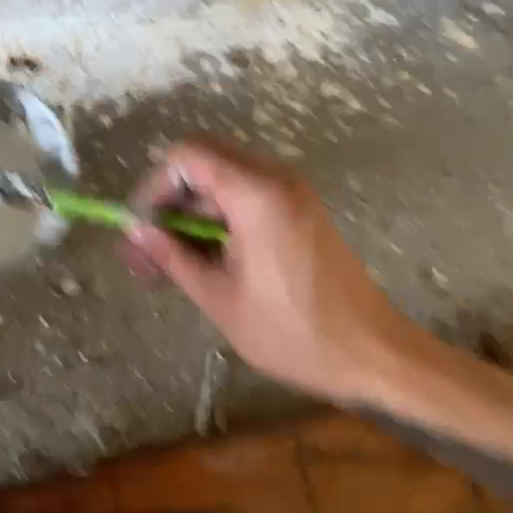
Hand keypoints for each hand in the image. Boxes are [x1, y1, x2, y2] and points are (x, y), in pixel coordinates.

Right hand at [124, 138, 427, 403]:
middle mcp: (274, 179)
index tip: (140, 227)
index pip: (187, 156)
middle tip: (146, 250)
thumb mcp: (220, 299)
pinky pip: (245, 197)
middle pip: (202, 164)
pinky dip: (217, 220)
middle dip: (169, 202)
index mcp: (255, 194)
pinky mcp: (299, 210)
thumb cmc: (296, 333)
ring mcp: (291, 192)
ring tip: (166, 265)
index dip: (155, 185)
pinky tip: (202, 261)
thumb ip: (172, 257)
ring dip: (190, 215)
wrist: (377, 356)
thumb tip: (135, 233)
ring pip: (221, 181)